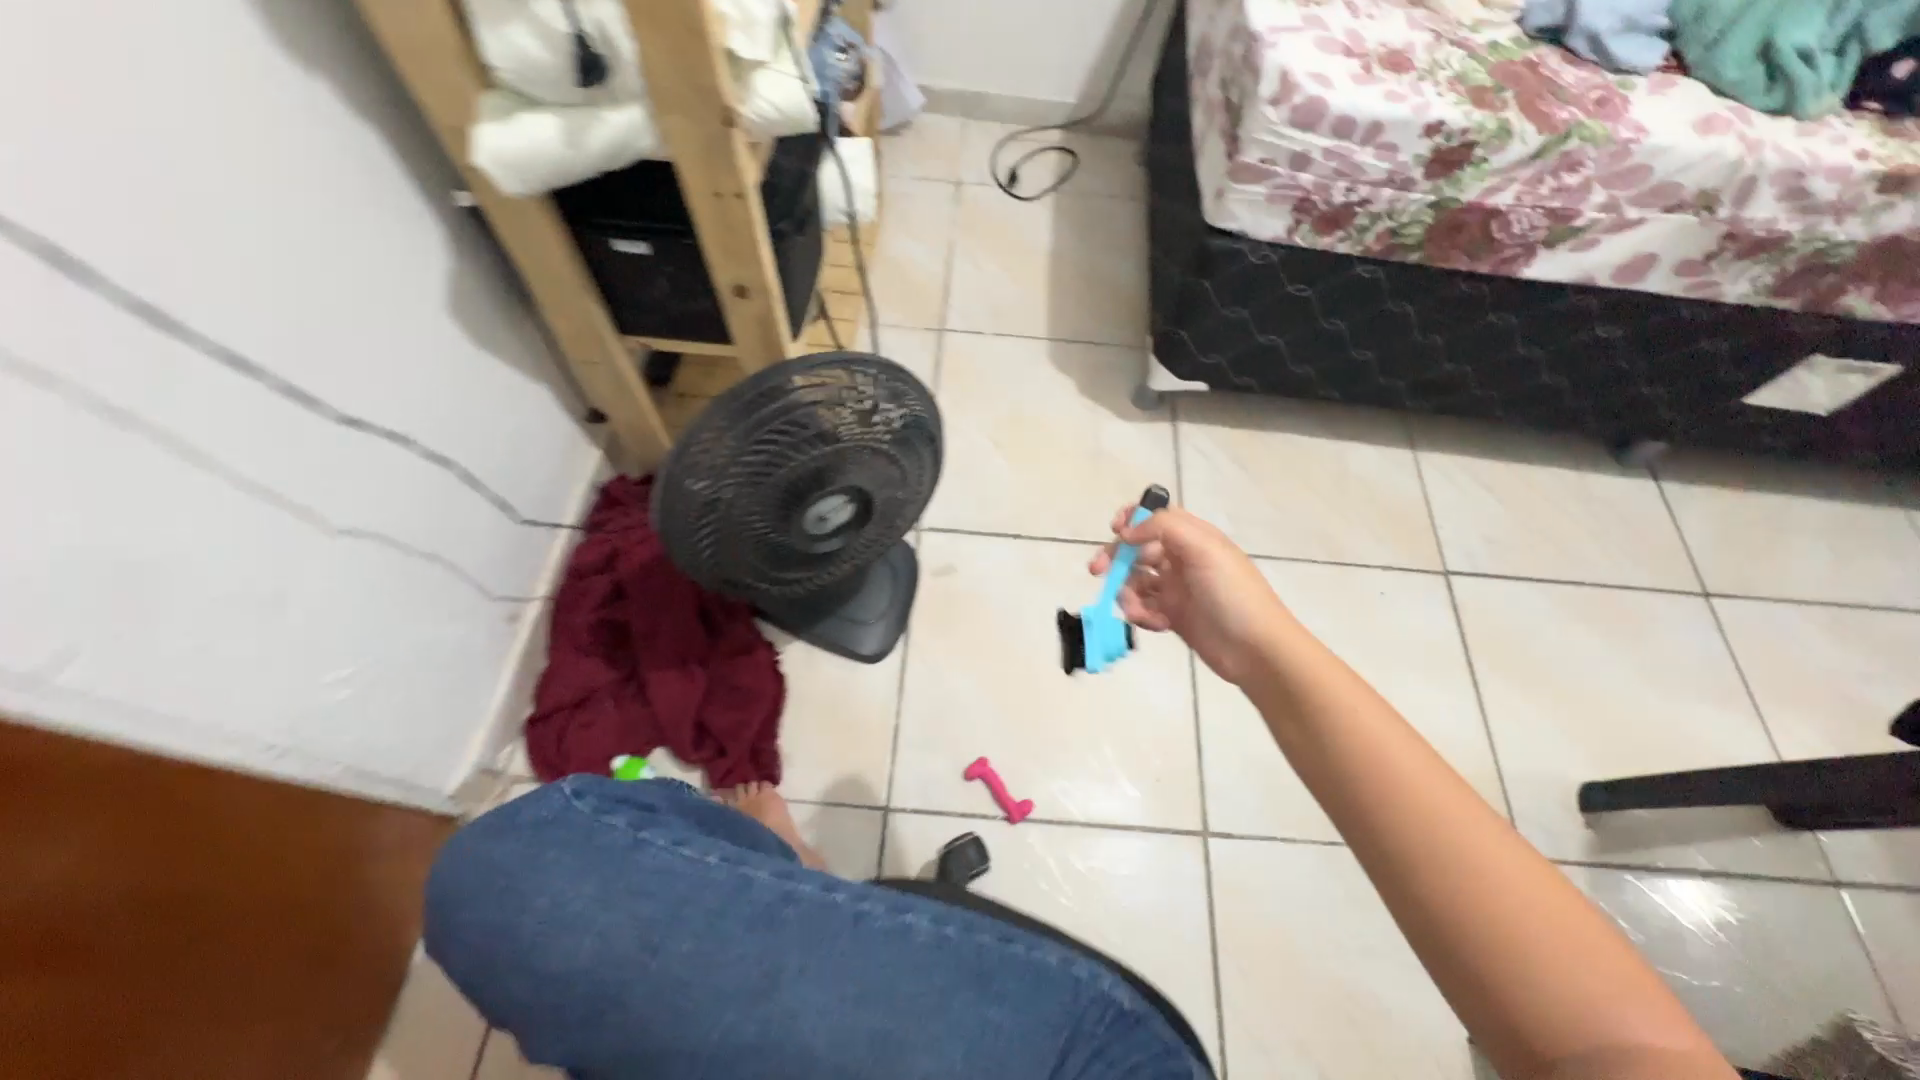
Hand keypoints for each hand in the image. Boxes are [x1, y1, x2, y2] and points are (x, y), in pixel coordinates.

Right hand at [1088, 504, 1295, 685]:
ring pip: (1135, 581)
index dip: (1132, 520)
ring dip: (1127, 593)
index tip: (1116, 530)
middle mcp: (1182, 559)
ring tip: (1138, 612)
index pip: (1156, 518)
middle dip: (1116, 559)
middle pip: (1137, 550)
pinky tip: (1156, 624)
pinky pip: (1143, 608)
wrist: (1256, 649)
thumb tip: (1128, 532)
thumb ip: (1164, 527)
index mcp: (1193, 538)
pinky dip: (1141, 614)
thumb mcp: (1205, 549)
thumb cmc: (1233, 594)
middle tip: (1097, 572)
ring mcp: (1177, 589)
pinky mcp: (1173, 616)